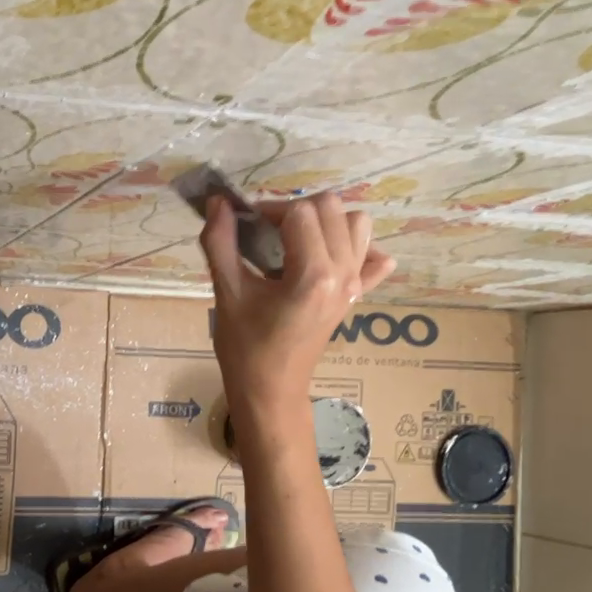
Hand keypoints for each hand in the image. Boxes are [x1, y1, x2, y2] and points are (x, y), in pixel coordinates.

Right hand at [199, 193, 394, 418]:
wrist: (270, 388)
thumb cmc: (244, 346)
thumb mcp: (227, 292)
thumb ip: (220, 243)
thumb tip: (216, 202)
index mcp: (312, 274)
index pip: (300, 213)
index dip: (268, 209)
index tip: (244, 224)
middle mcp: (344, 273)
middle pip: (331, 209)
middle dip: (294, 211)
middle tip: (264, 232)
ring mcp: (357, 283)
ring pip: (356, 223)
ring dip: (324, 222)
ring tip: (292, 241)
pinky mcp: (359, 294)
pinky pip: (374, 256)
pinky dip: (355, 246)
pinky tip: (325, 257)